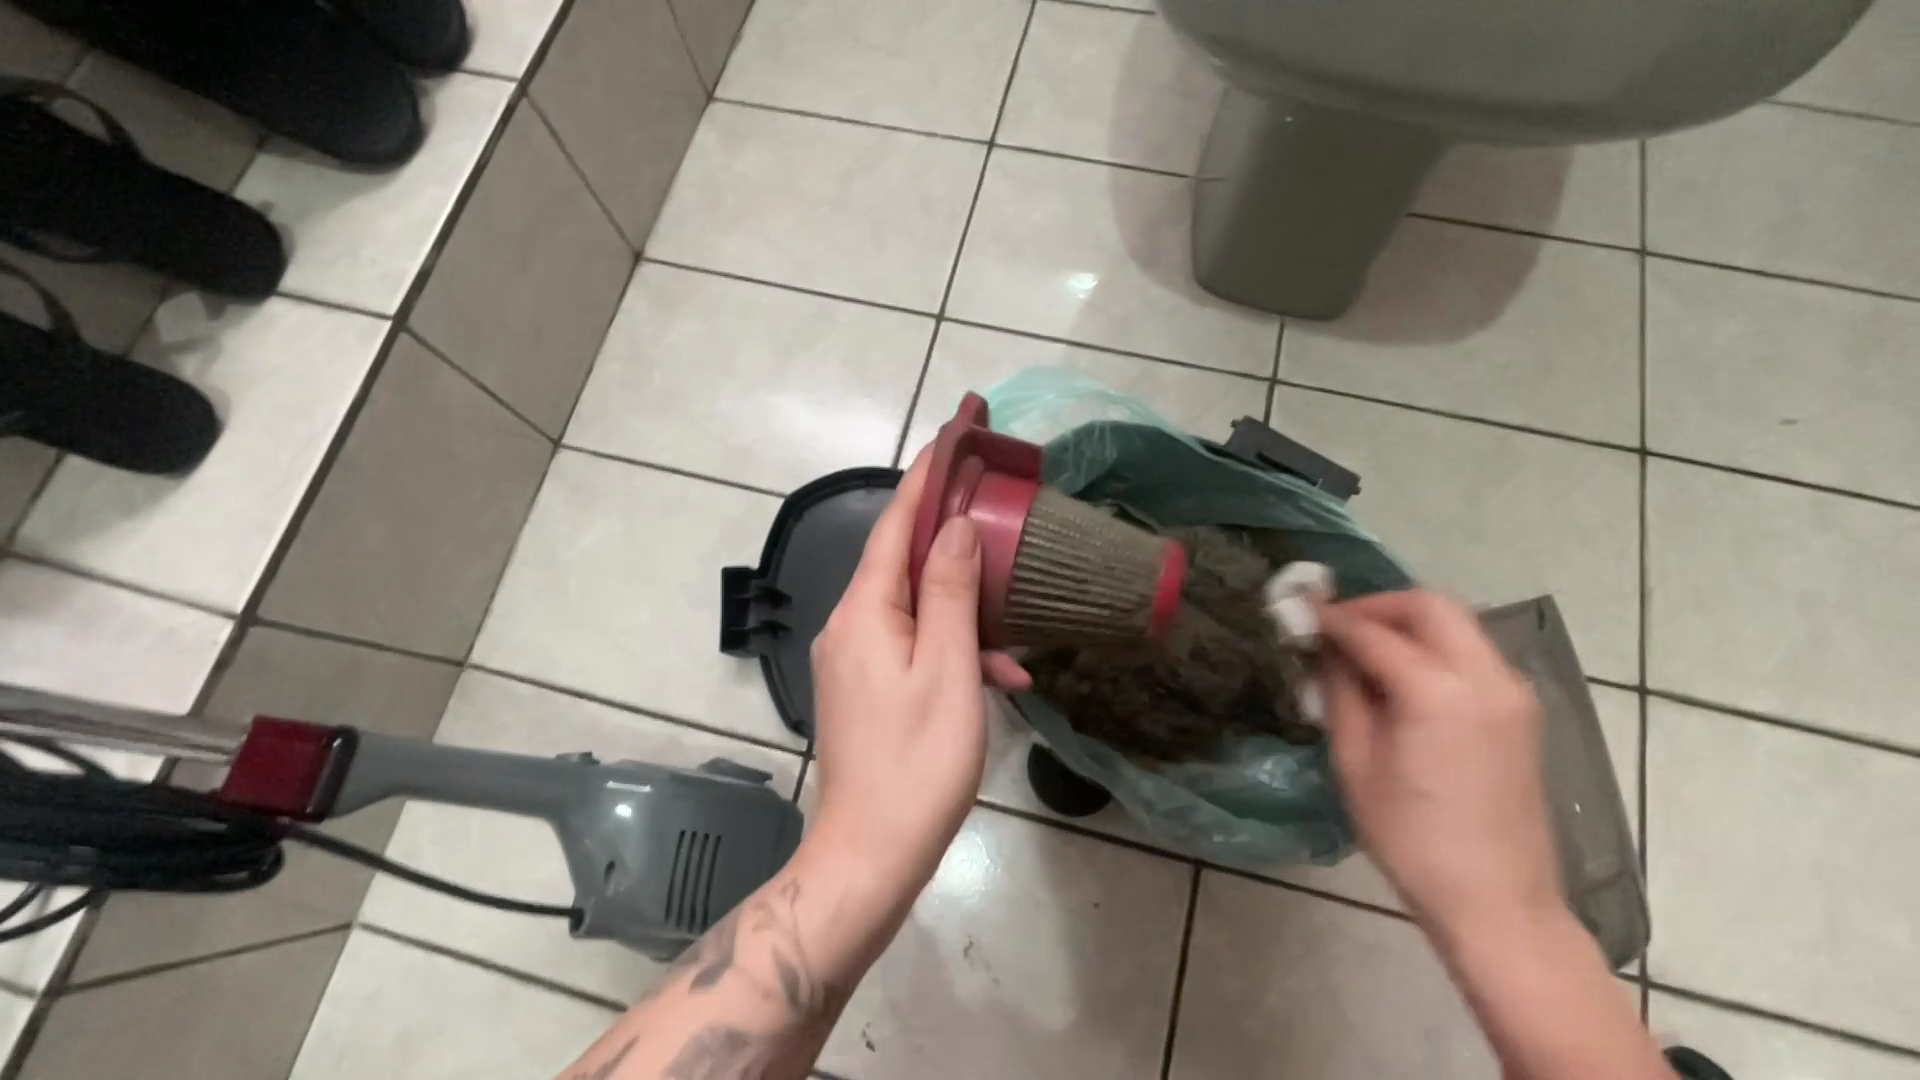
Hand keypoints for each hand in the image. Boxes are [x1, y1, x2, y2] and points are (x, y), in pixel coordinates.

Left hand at [807, 453, 1030, 889]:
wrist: (873, 852)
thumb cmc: (918, 761)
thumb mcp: (947, 669)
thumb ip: (949, 592)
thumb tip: (954, 527)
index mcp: (865, 611)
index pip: (895, 525)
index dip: (926, 478)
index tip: (953, 435)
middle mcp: (852, 624)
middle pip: (904, 561)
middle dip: (950, 534)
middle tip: (995, 505)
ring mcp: (857, 659)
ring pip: (916, 608)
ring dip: (965, 610)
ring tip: (1015, 627)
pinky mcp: (869, 688)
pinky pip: (915, 647)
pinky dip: (954, 652)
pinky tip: (999, 676)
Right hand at [1317, 590, 1560, 940]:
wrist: (1496, 900)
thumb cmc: (1411, 839)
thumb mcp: (1356, 763)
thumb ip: (1341, 693)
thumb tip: (1326, 650)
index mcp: (1439, 693)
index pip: (1374, 632)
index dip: (1332, 618)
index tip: (1298, 610)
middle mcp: (1486, 676)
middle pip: (1429, 604)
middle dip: (1376, 606)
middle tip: (1336, 626)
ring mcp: (1511, 690)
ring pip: (1456, 622)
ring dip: (1406, 623)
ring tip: (1362, 649)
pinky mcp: (1520, 708)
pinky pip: (1471, 650)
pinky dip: (1432, 645)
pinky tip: (1400, 675)